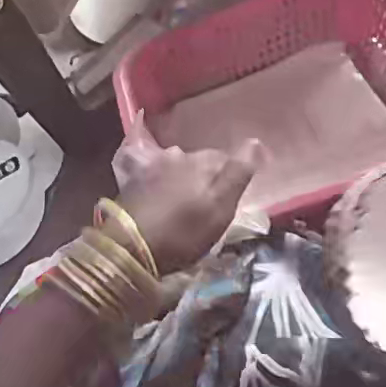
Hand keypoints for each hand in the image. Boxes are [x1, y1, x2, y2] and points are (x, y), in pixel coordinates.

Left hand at [114, 140, 263, 272]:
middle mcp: (176, 154)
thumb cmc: (182, 232)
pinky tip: (163, 204)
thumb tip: (255, 140)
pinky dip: (164, 188)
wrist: (130, 246)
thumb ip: (238, 173)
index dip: (231, 178)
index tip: (231, 198)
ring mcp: (152, 165)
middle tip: (208, 206)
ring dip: (184, 182)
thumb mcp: (220, 208)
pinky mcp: (133, 181)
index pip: (227, 159)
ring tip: (185, 207)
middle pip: (201, 163)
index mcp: (201, 160)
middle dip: (207, 179)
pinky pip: (158, 178)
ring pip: (178, 169)